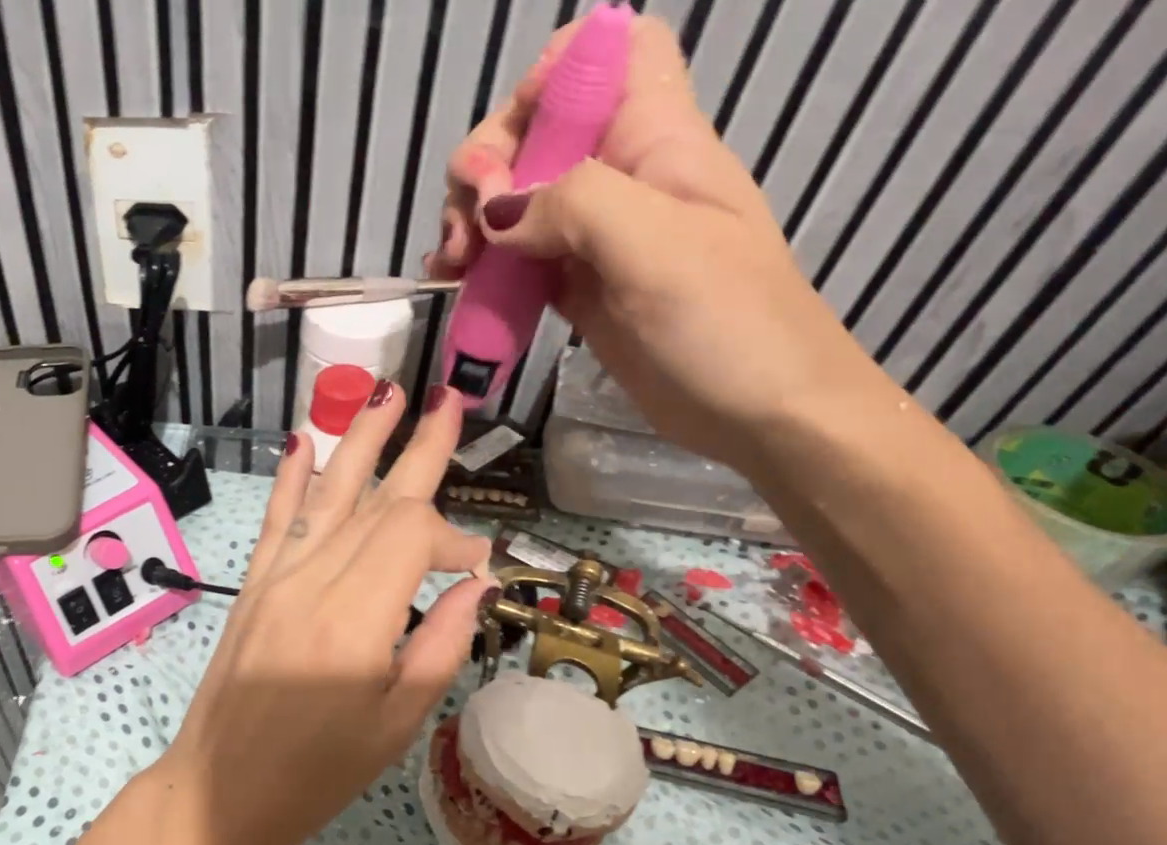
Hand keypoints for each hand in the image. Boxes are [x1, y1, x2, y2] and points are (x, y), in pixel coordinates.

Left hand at [160, 381, 491, 844]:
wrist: (221, 788)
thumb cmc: (317, 772)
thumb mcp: (396, 724)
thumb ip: (438, 646)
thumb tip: (474, 586)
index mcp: (356, 617)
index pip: (412, 535)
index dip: (454, 538)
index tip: (476, 566)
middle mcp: (312, 580)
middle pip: (372, 498)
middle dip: (415, 448)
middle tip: (447, 398)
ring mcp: (276, 578)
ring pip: (324, 494)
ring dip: (357, 440)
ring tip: (383, 391)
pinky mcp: (252, 586)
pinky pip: (276, 521)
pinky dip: (291, 478)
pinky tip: (303, 440)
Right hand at [427, 15, 878, 468]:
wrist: (764, 416)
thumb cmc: (731, 325)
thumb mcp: (657, 247)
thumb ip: (573, 204)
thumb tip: (495, 211)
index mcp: (657, 138)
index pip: (610, 52)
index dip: (556, 73)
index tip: (520, 136)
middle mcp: (622, 174)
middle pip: (537, 129)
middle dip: (485, 166)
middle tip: (469, 230)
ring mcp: (598, 235)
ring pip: (516, 197)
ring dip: (472, 221)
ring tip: (455, 266)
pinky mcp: (579, 287)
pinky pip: (517, 258)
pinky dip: (481, 266)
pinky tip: (457, 284)